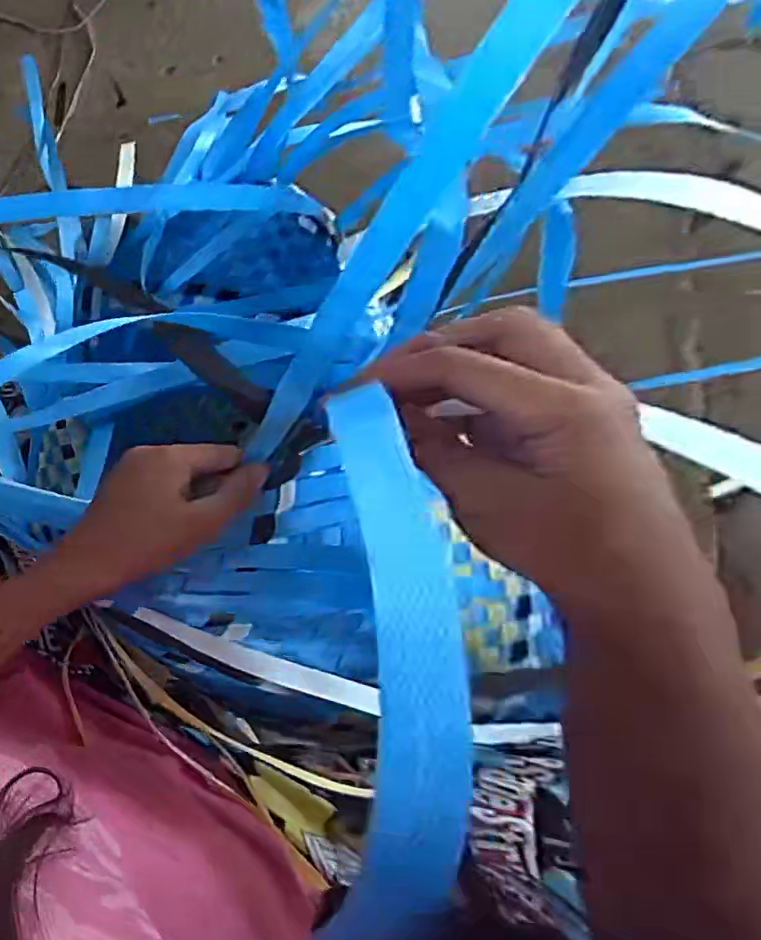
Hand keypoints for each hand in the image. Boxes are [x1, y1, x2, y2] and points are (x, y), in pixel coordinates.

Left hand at [42, 443, 266, 599]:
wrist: (87, 563)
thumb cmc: (147, 544)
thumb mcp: (203, 522)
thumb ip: (238, 493)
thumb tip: (262, 466)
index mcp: (169, 454)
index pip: (226, 453)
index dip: (240, 478)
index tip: (239, 508)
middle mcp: (146, 450)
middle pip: (200, 462)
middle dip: (212, 488)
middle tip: (207, 524)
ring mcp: (126, 466)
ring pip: (178, 474)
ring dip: (190, 497)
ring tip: (184, 528)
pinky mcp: (115, 483)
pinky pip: (155, 483)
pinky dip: (167, 499)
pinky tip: (163, 526)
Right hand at [358, 308, 696, 620]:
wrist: (629, 577)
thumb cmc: (552, 543)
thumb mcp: (474, 495)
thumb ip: (427, 445)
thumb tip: (378, 415)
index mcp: (560, 406)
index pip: (462, 363)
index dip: (392, 373)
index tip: (342, 396)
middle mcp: (583, 384)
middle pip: (501, 330)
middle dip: (428, 349)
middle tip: (376, 383)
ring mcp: (585, 393)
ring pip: (512, 344)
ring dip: (448, 361)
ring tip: (396, 395)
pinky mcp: (573, 410)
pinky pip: (516, 373)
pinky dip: (466, 382)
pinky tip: (430, 412)